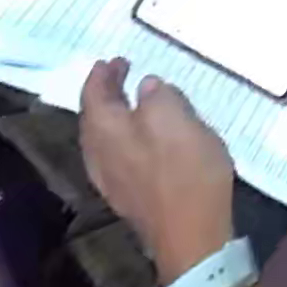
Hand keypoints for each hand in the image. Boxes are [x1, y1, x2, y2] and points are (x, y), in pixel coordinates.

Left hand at [79, 58, 235, 280]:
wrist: (191, 226)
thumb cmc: (186, 167)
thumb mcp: (179, 122)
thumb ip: (160, 99)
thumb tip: (146, 85)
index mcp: (111, 135)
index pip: (95, 100)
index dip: (101, 79)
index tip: (110, 60)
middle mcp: (103, 155)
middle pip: (95, 119)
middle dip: (103, 94)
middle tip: (118, 70)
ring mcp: (115, 176)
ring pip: (103, 137)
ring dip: (112, 112)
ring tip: (129, 95)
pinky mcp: (131, 189)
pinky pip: (116, 150)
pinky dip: (123, 130)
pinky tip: (140, 131)